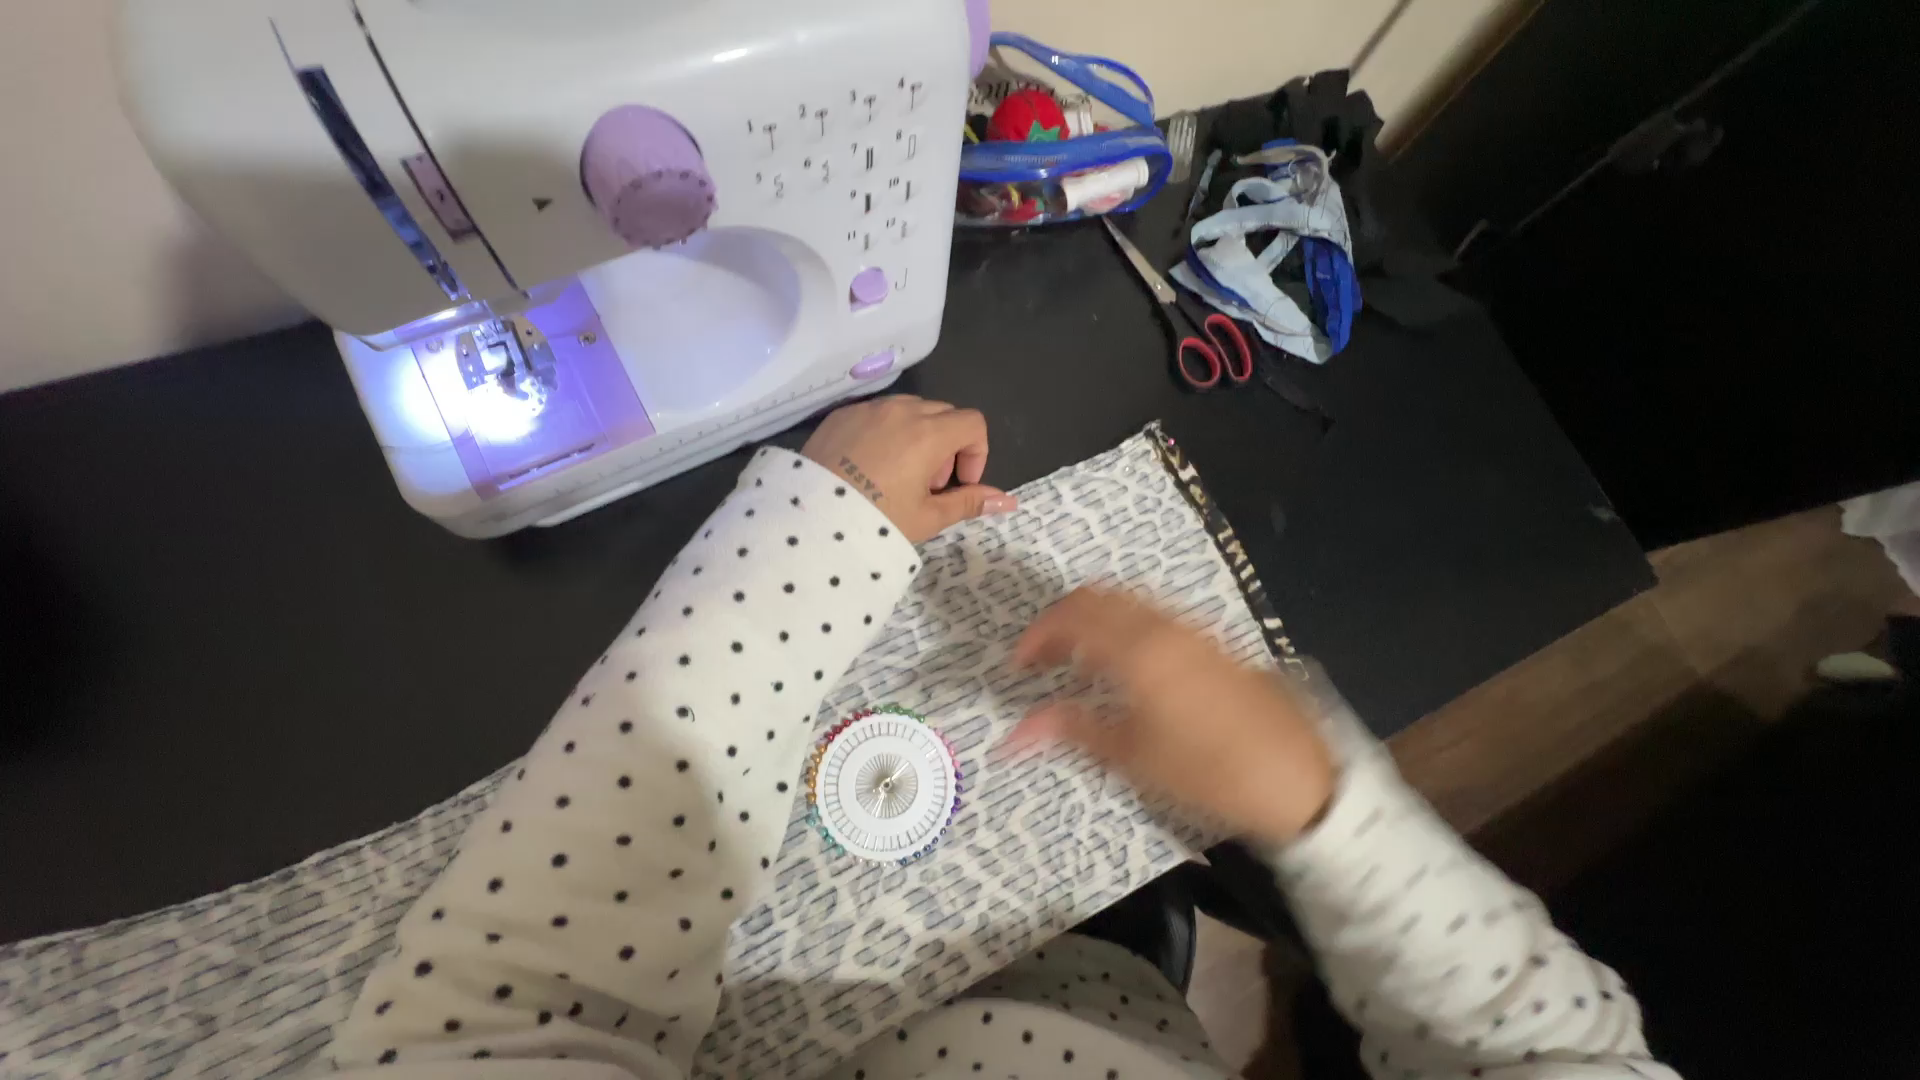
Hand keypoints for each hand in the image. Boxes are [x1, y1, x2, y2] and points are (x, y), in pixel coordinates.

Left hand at [802, 395, 1017, 544]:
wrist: (809, 521)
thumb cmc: (876, 521)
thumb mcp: (927, 517)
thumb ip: (970, 502)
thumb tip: (1009, 501)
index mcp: (929, 432)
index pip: (972, 423)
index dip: (976, 453)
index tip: (958, 484)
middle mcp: (901, 410)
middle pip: (943, 414)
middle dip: (948, 446)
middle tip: (928, 485)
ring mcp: (868, 409)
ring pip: (909, 411)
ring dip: (918, 436)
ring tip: (898, 477)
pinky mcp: (841, 414)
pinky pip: (877, 414)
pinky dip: (886, 434)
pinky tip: (868, 468)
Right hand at [1008, 588, 1335, 845]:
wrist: (1298, 775)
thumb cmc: (1208, 770)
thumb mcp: (1133, 756)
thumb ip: (1072, 730)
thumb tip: (1016, 732)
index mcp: (1138, 650)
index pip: (1071, 616)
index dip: (1037, 634)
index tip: (1020, 665)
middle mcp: (1163, 626)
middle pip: (1097, 596)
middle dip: (1062, 620)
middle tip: (1044, 658)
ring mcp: (1191, 629)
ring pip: (1127, 601)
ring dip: (1094, 620)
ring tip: (1080, 663)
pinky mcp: (1211, 640)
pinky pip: (1153, 614)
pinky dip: (1124, 626)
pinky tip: (1126, 667)